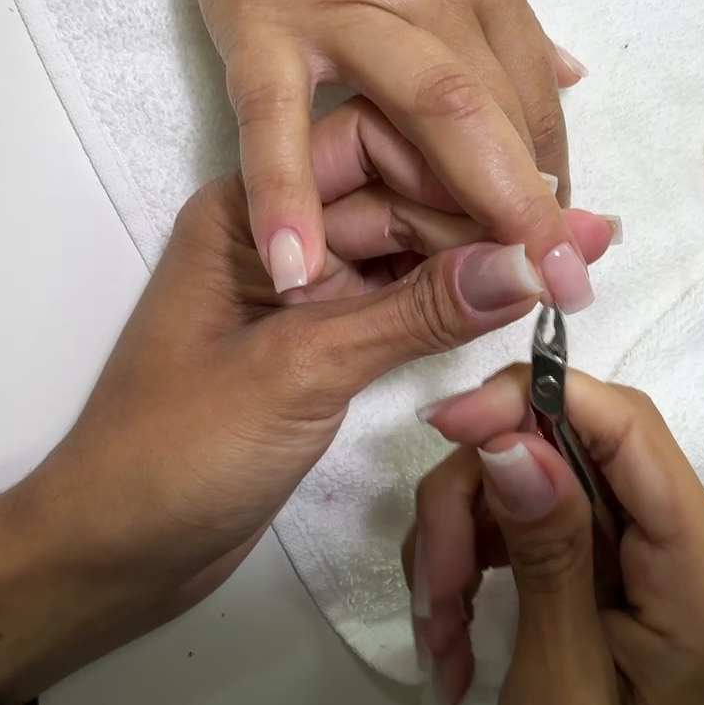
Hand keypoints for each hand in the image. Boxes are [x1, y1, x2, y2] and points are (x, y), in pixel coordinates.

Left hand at [0, 101, 615, 704]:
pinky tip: (519, 293)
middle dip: (489, 218)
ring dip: (486, 258)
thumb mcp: (303, 369)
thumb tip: (530, 264)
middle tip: (584, 235)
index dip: (460, 170)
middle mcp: (287, 229)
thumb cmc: (178, 450)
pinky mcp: (329, 332)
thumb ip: (420, 311)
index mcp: (254, 207)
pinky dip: (459, 299)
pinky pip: (405, 297)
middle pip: (404, 197)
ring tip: (577, 258)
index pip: (373, 150)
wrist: (118, 554)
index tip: (543, 204)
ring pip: (413, 248)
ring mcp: (312, 282)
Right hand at [406, 368, 703, 704]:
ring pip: (538, 476)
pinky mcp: (621, 552)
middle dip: (478, 501)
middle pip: (569, 450)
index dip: (539, 395)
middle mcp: (696, 539)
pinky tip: (457, 623)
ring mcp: (658, 544)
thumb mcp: (564, 686)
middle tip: (431, 587)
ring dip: (466, 539)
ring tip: (439, 630)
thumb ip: (548, 557)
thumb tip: (510, 438)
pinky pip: (540, 512)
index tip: (449, 419)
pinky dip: (484, 554)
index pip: (632, 429)